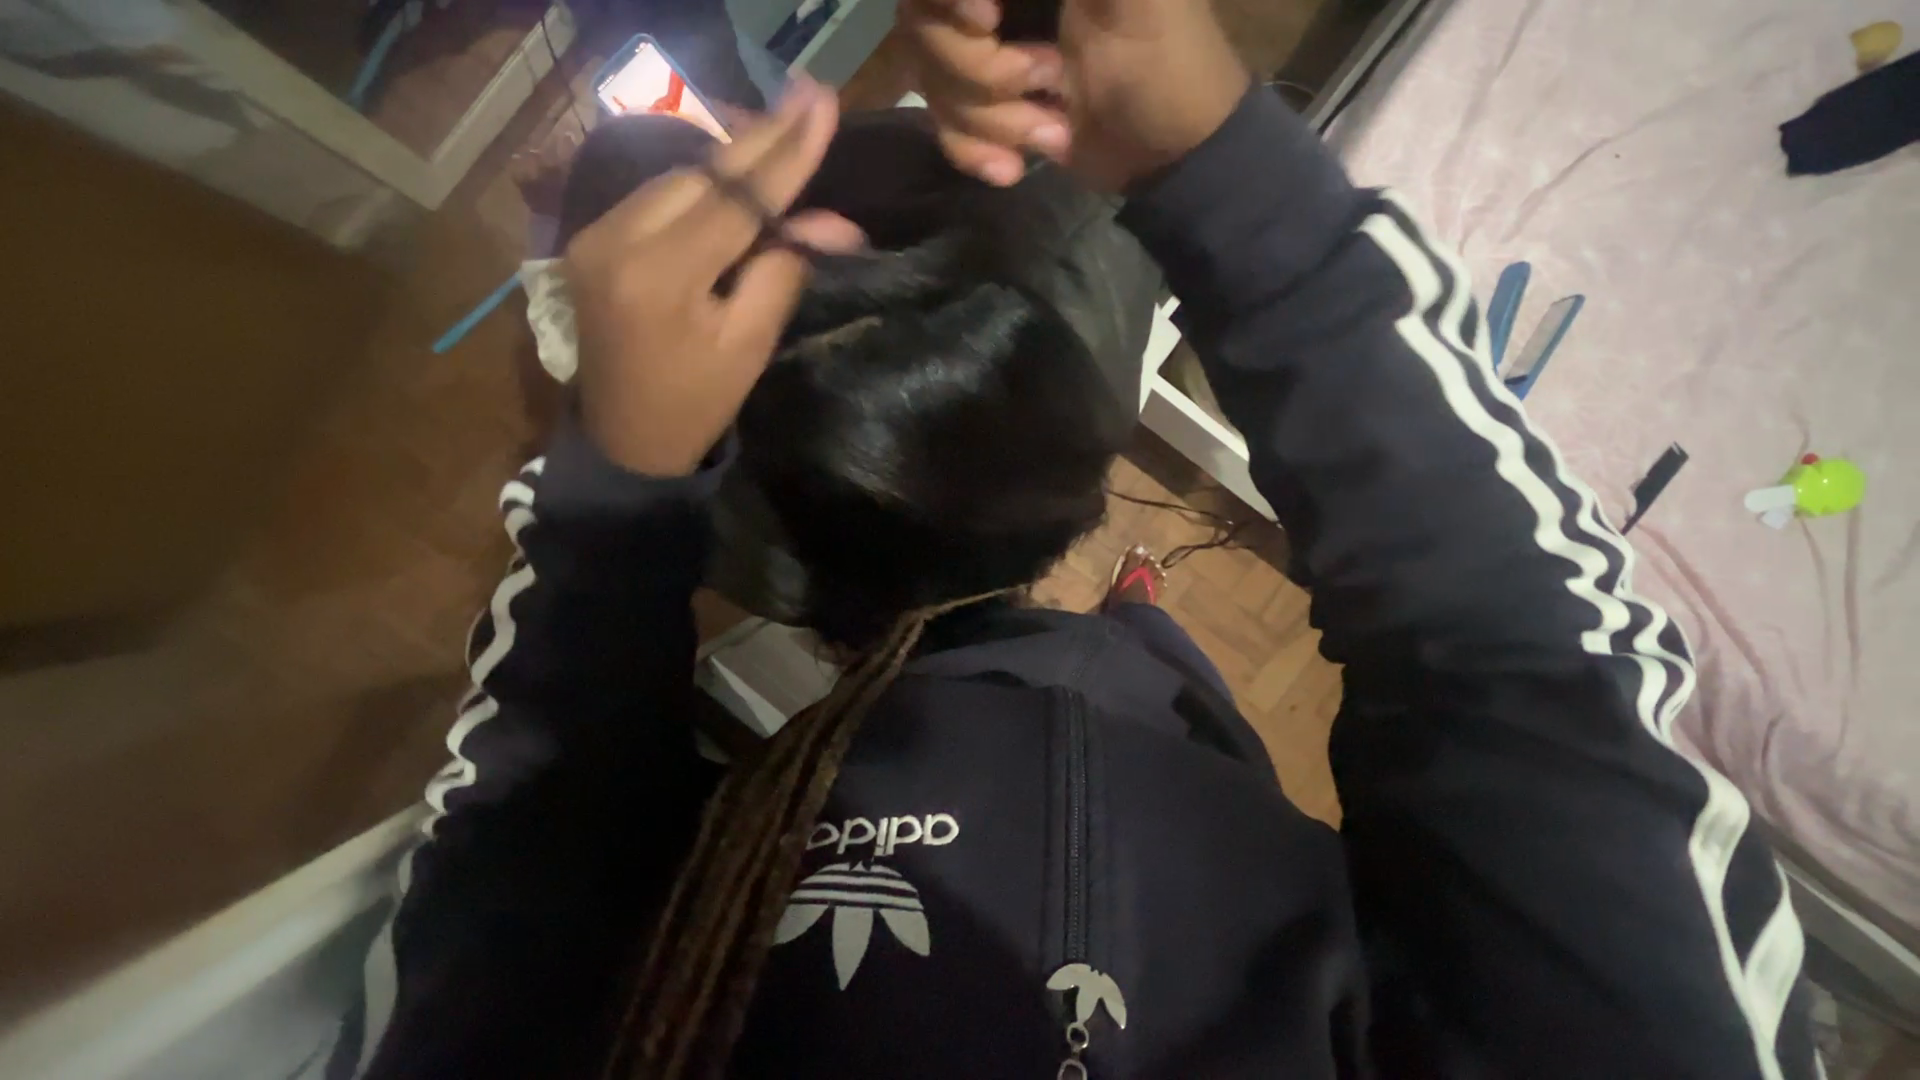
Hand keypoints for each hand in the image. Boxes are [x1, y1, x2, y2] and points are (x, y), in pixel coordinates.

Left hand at [563, 80, 863, 475]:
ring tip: (783, 131)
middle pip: (700, 173)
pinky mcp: (592, 239)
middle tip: (809, 98)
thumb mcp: (749, 345)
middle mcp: (616, 238)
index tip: (823, 106)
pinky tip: (733, 171)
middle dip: (760, 140)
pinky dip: (699, 183)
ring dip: (730, 159)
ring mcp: (596, 235)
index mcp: (660, 274)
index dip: (785, 155)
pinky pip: (655, 196)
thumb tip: (828, 221)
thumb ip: (782, 273)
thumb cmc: (697, 403)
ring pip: (676, 177)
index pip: (735, 199)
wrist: (625, 441)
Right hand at [901, 0, 1250, 191]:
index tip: (986, 20)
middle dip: (982, 72)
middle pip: (923, 21)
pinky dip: (975, 151)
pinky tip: (1014, 166)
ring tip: (1053, 128)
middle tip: (1047, 82)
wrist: (1168, 154)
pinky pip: (942, 124)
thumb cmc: (1164, 62)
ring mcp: (981, 50)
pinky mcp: (983, 106)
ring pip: (931, 78)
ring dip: (992, 119)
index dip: (950, 1)